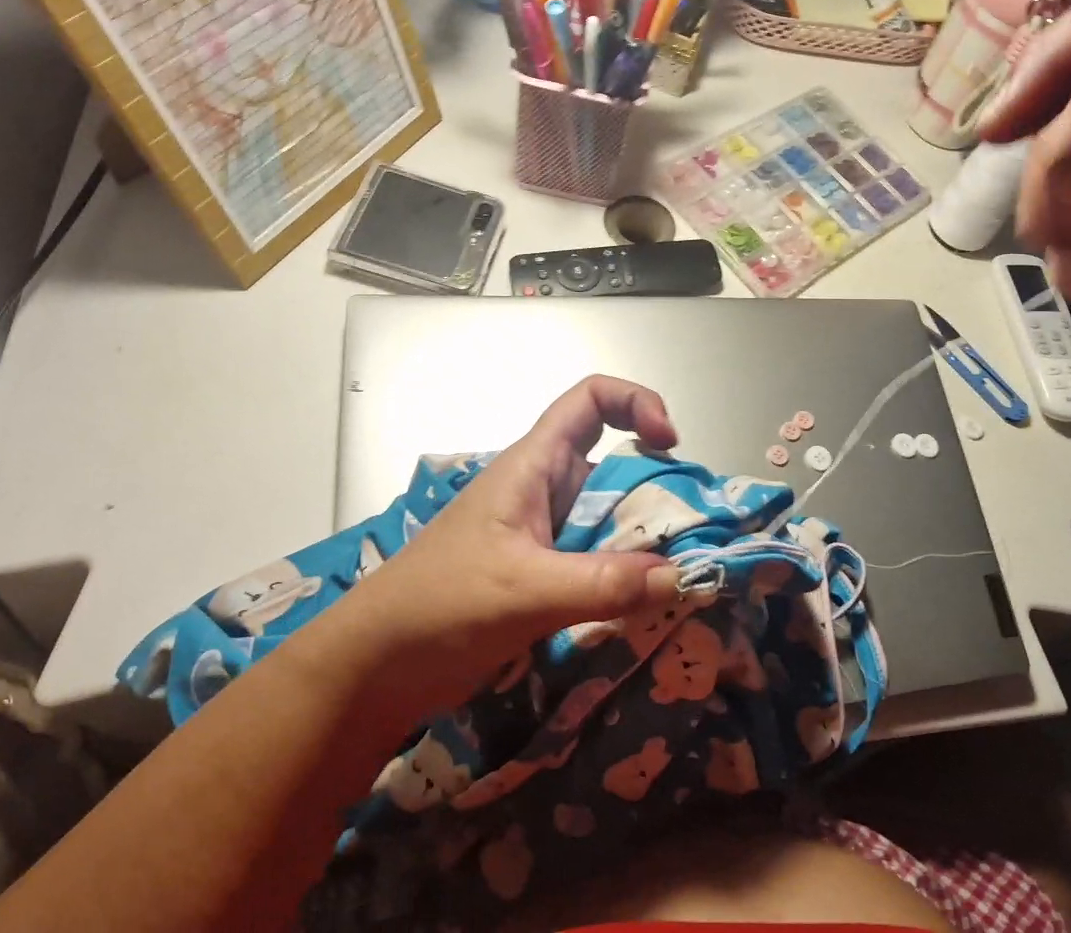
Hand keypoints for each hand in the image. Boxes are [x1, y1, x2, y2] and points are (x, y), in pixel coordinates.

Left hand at [339, 377, 685, 697]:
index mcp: (532, 467)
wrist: (375, 670)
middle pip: (617, 466)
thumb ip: (603, 585)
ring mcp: (545, 537)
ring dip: (649, 540)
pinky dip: (630, 575)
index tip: (669, 443)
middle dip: (660, 490)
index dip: (637, 402)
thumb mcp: (523, 591)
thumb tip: (682, 577)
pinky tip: (650, 604)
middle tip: (695, 534)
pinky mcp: (545, 578)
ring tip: (684, 574)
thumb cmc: (437, 608)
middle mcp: (544, 492)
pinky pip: (602, 562)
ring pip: (613, 519)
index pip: (591, 400)